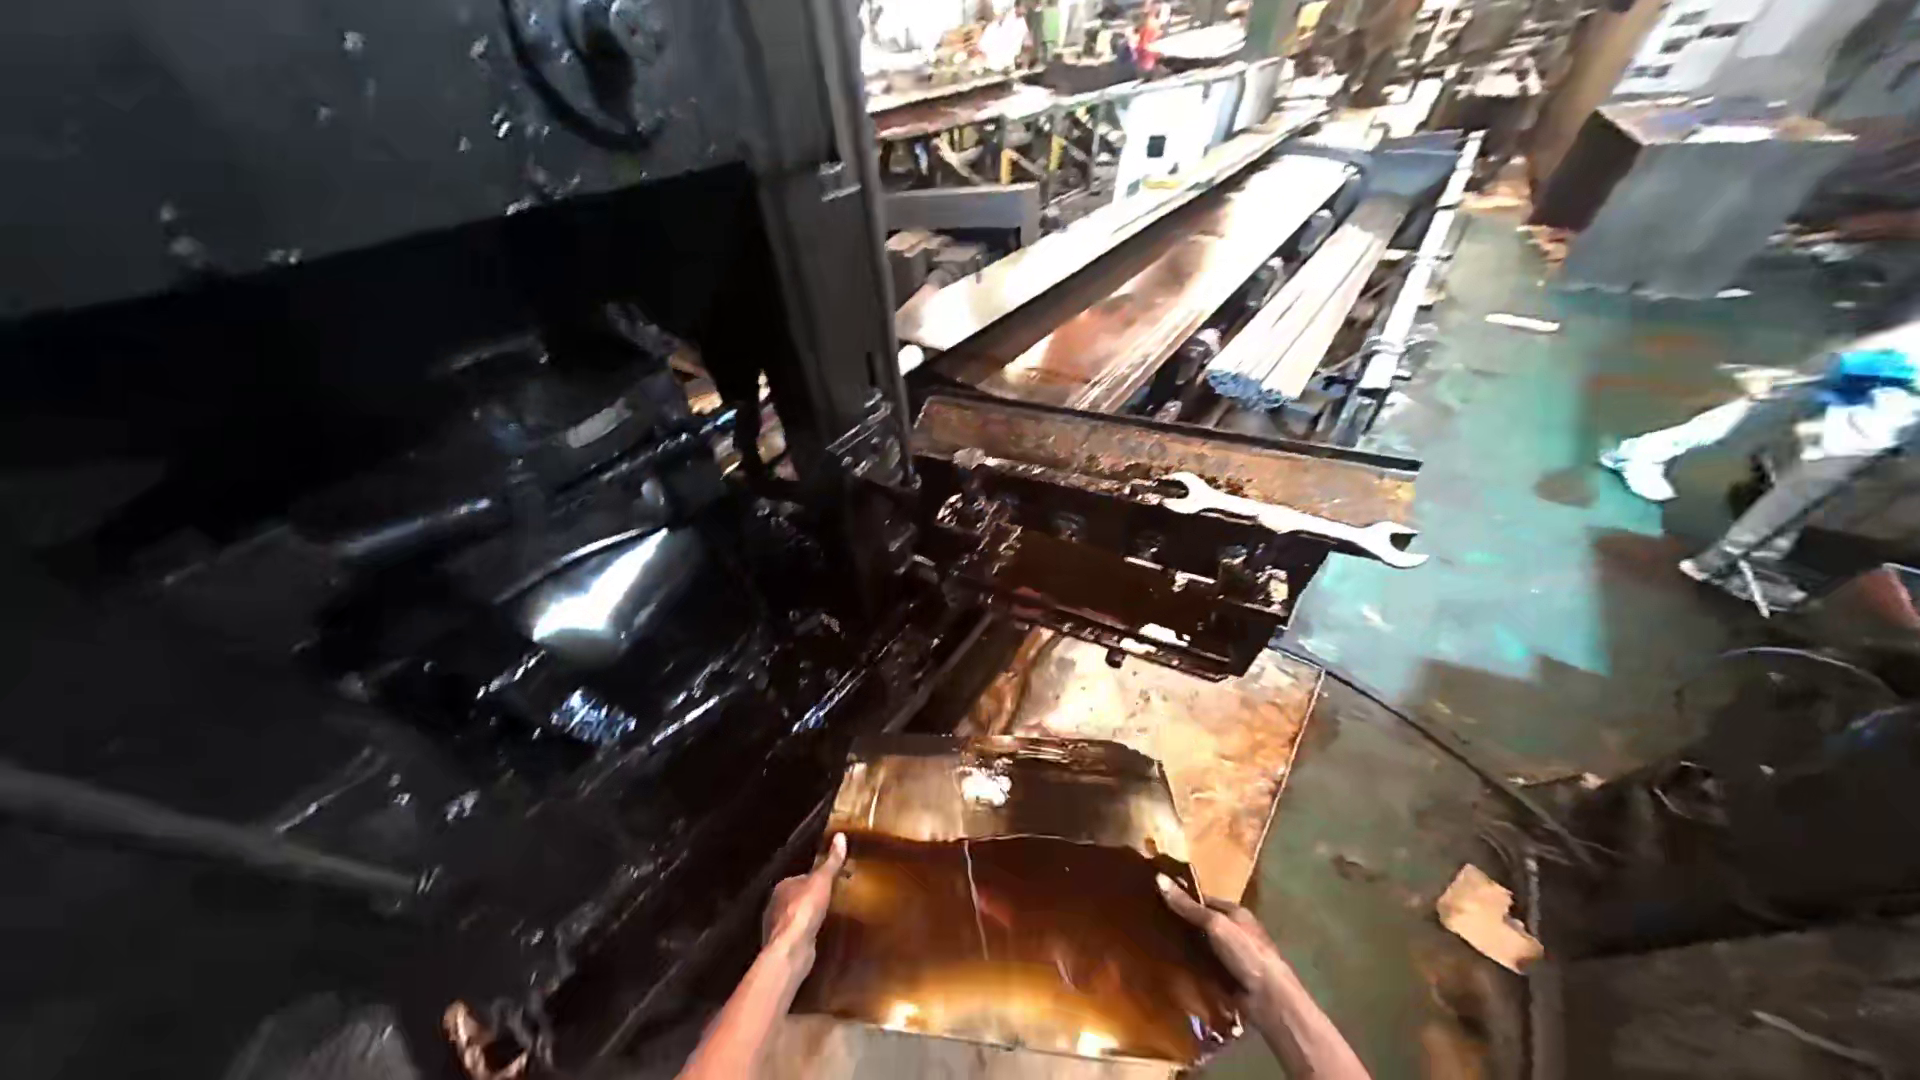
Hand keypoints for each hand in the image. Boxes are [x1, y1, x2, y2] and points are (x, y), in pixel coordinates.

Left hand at [762, 833, 847, 968]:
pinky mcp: (782, 945)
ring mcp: (777, 926)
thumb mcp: (822, 880)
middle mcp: (775, 904)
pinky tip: (818, 935)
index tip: (831, 881)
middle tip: (832, 898)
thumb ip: (831, 861)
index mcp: (782, 886)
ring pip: (797, 916)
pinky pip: (798, 933)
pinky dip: (806, 933)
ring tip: (828, 917)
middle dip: (812, 898)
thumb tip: (840, 835)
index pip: (801, 877)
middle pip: (798, 896)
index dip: (816, 879)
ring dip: (809, 916)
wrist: (791, 949)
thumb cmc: (805, 909)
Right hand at [1159, 875, 1372, 1078]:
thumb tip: (1158, 877)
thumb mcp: (1215, 924)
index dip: (1183, 897)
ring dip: (1185, 945)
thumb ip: (1188, 906)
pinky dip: (1191, 964)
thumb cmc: (1245, 953)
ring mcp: (1232, 956)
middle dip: (1182, 922)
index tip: (1158, 896)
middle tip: (1152, 919)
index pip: (1204, 899)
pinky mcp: (1228, 978)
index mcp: (1236, 912)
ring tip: (1156, 939)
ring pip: (1201, 944)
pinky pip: (1204, 965)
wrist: (1269, 1000)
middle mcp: (1235, 931)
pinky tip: (1173, 962)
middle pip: (1202, 921)